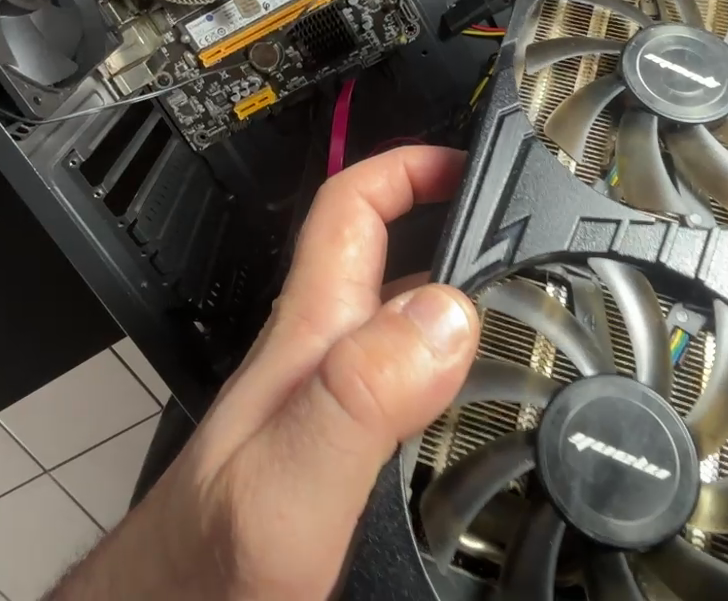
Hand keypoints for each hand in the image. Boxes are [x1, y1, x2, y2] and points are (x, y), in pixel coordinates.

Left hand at [53, 146, 481, 600]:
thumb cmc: (201, 570)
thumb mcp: (284, 488)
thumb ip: (358, 395)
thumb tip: (444, 314)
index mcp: (309, 336)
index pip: (350, 208)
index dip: (407, 168)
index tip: (469, 166)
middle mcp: (320, 355)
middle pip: (388, 257)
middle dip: (454, 232)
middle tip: (525, 248)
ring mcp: (327, 399)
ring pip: (402, 320)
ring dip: (462, 304)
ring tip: (526, 317)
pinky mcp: (336, 444)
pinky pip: (403, 380)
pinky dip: (450, 370)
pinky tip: (477, 403)